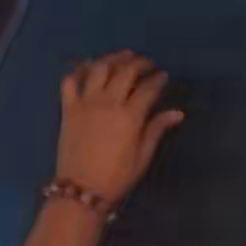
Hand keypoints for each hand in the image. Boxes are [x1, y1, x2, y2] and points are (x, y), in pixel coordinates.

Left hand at [57, 51, 183, 203]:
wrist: (81, 189)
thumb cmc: (117, 176)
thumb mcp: (142, 156)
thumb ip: (157, 129)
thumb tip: (177, 112)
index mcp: (130, 115)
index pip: (148, 88)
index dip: (158, 79)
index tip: (163, 76)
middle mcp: (108, 102)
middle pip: (125, 71)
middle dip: (139, 63)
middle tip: (146, 63)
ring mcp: (85, 102)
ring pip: (99, 69)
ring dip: (112, 58)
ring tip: (122, 56)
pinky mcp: (68, 108)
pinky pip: (70, 81)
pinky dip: (79, 70)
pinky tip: (88, 66)